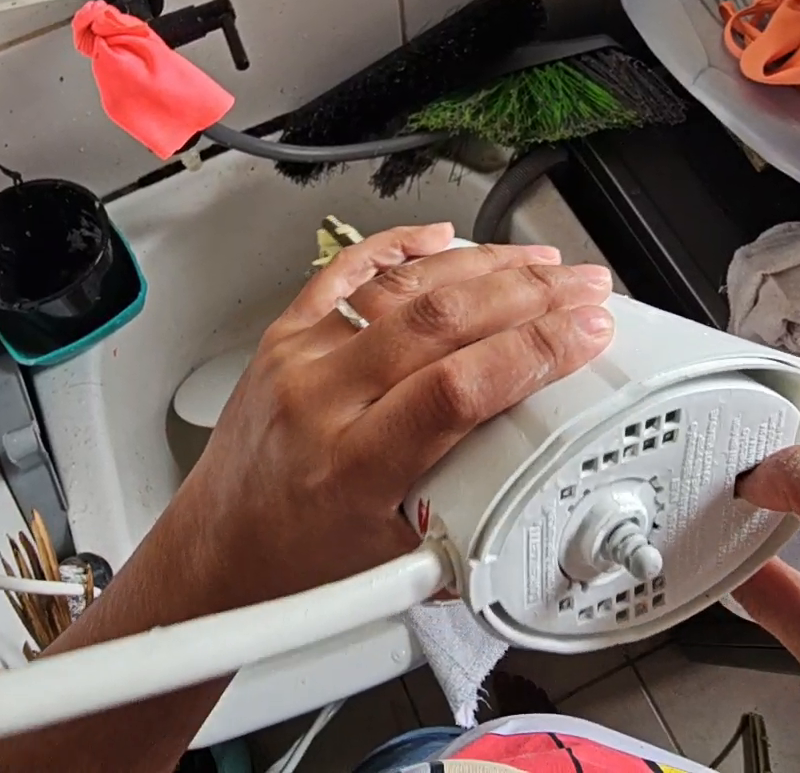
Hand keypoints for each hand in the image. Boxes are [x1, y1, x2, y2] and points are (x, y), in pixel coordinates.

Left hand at [0, 223, 615, 772]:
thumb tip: (535, 461)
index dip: (532, 350)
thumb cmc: (295, 562)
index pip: (457, 386)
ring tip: (534, 264)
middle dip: (524, 295)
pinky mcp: (285, 334)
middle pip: (437, 321)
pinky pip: (345, 272)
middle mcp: (322, 397)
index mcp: (353, 465)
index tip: (585, 330)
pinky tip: (442, 238)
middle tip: (578, 288)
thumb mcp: (398, 562)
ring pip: (401, 288)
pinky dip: (399, 248)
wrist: (215, 549)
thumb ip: (471, 510)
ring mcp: (299, 355)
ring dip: (479, 267)